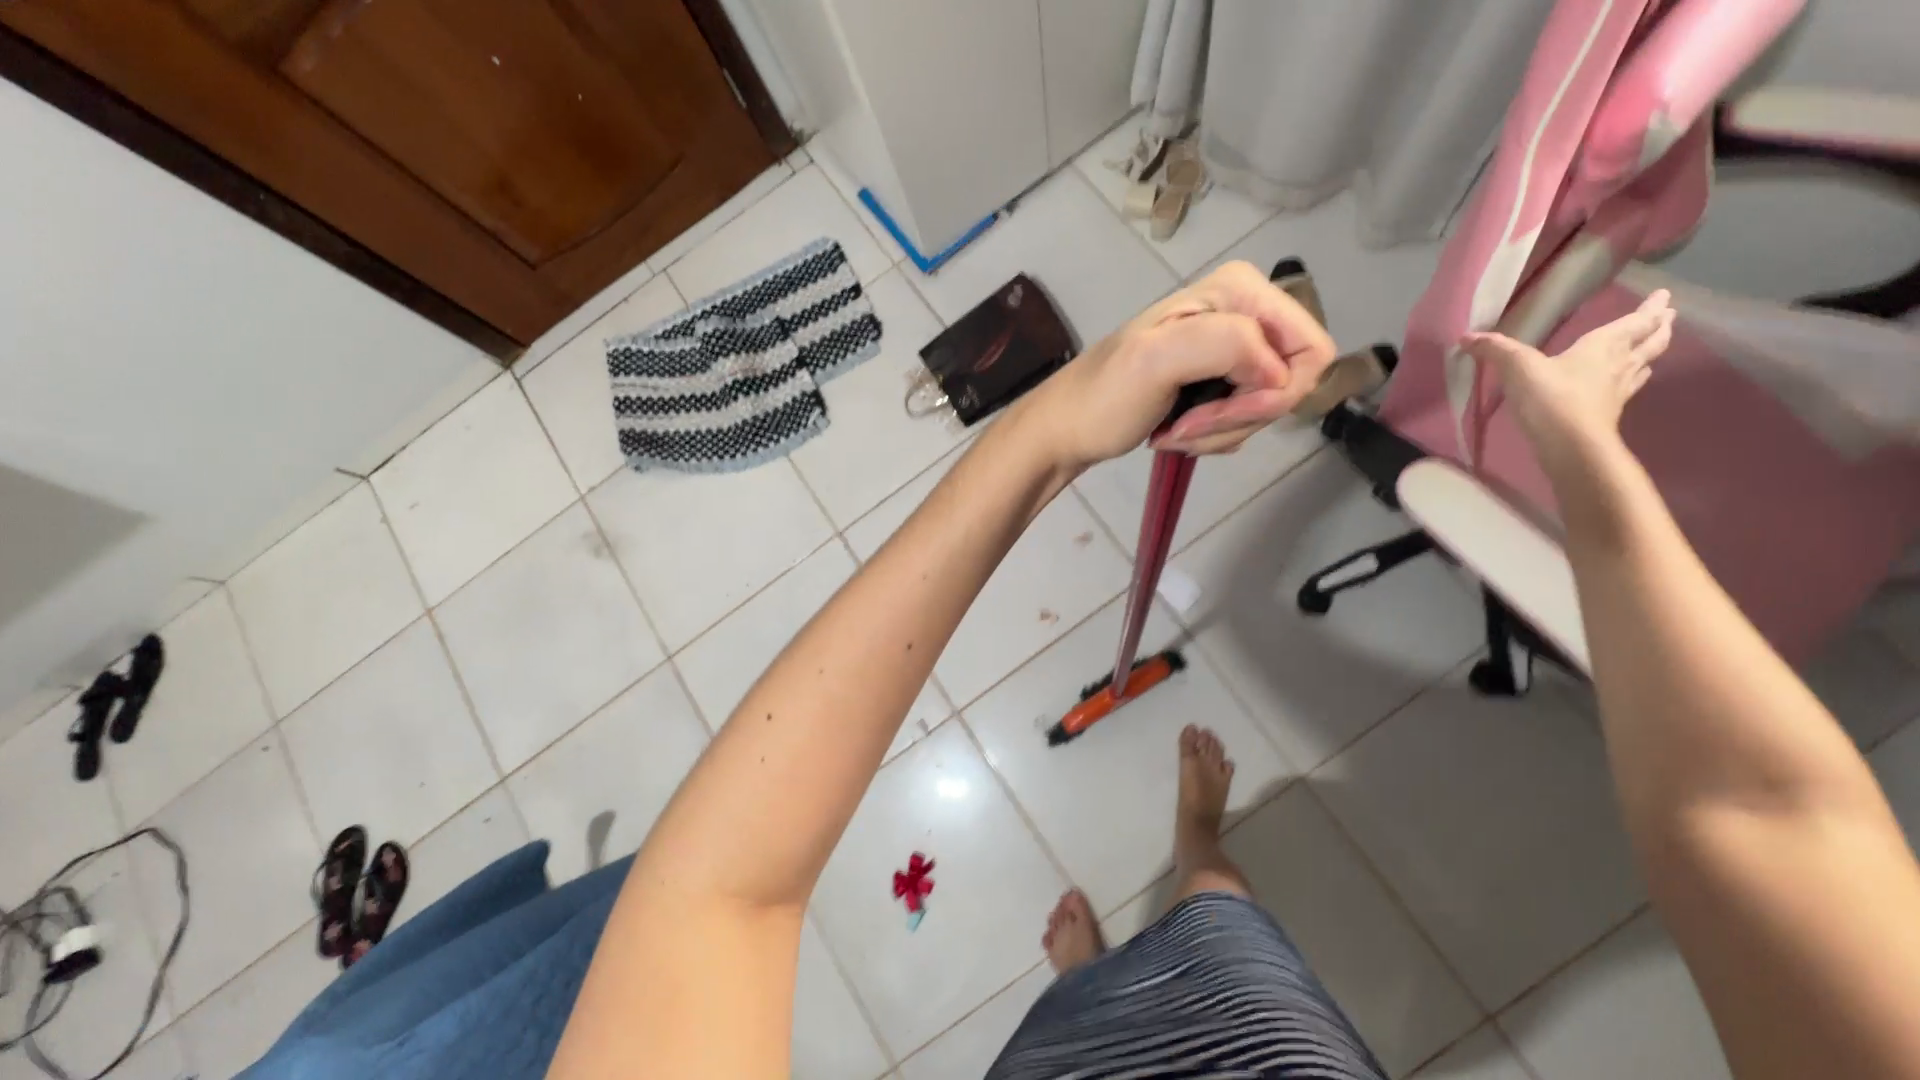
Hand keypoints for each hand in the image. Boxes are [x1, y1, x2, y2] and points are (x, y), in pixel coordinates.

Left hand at [1014, 262, 1336, 468]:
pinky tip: (1177, 432)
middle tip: (1188, 425)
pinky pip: (1248, 418)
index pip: (1311, 349)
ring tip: (1176, 430)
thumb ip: (1224, 345)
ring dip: (1223, 431)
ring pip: (1269, 406)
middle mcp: (1246, 311)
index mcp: (1240, 290)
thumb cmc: (1102, 395)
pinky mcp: (1222, 379)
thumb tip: (1278, 371)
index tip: (1222, 410)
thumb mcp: (1155, 360)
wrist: (1067, 428)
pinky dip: (1216, 436)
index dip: (1275, 393)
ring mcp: (1235, 347)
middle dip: (1241, 416)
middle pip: (1292, 382)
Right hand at [1460, 289, 1675, 475]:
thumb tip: (1466, 337)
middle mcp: (1618, 364)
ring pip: (1645, 365)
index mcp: (1604, 346)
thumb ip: (1495, 350)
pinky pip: (1629, 389)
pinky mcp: (1610, 413)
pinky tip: (1627, 383)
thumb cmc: (1550, 397)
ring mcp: (1618, 391)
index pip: (1636, 322)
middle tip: (1668, 316)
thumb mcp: (1518, 367)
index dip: (1652, 308)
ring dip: (1651, 353)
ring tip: (1654, 346)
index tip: (1665, 297)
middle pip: (1650, 342)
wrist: (1570, 445)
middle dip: (1660, 327)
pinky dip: (1633, 380)